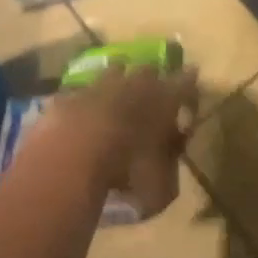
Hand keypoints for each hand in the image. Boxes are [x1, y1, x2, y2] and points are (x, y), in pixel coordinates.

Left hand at [33, 64, 199, 217]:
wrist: (69, 161)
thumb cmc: (125, 172)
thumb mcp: (160, 187)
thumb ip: (169, 171)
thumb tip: (169, 165)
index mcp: (164, 99)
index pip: (186, 81)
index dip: (189, 83)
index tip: (191, 84)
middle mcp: (134, 84)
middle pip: (148, 69)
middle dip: (151, 78)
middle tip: (152, 93)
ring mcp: (98, 87)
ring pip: (112, 71)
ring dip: (116, 81)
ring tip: (115, 98)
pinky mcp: (66, 98)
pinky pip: (79, 93)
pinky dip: (82, 102)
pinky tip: (79, 116)